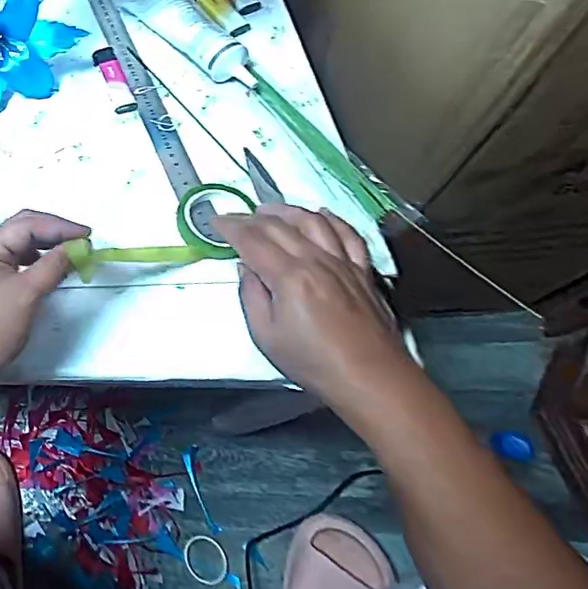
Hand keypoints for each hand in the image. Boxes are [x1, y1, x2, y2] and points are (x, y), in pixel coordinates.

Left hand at [0, 209, 89, 407]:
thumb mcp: (28, 293)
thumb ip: (55, 264)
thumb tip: (78, 247)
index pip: (27, 225)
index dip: (60, 226)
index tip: (87, 236)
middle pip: (23, 227)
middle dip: (55, 230)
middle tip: (83, 239)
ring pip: (22, 243)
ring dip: (48, 243)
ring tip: (74, 250)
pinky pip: (19, 259)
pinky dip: (40, 258)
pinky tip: (55, 264)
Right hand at [211, 204, 408, 413]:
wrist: (371, 378)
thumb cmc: (314, 363)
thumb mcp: (267, 336)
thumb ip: (252, 297)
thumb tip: (246, 268)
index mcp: (289, 276)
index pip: (253, 241)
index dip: (231, 228)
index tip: (216, 221)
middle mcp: (316, 260)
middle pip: (280, 227)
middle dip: (252, 218)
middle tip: (237, 218)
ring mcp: (343, 262)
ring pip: (313, 222)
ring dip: (288, 211)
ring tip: (271, 210)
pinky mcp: (363, 270)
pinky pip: (348, 234)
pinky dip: (332, 220)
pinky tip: (321, 214)